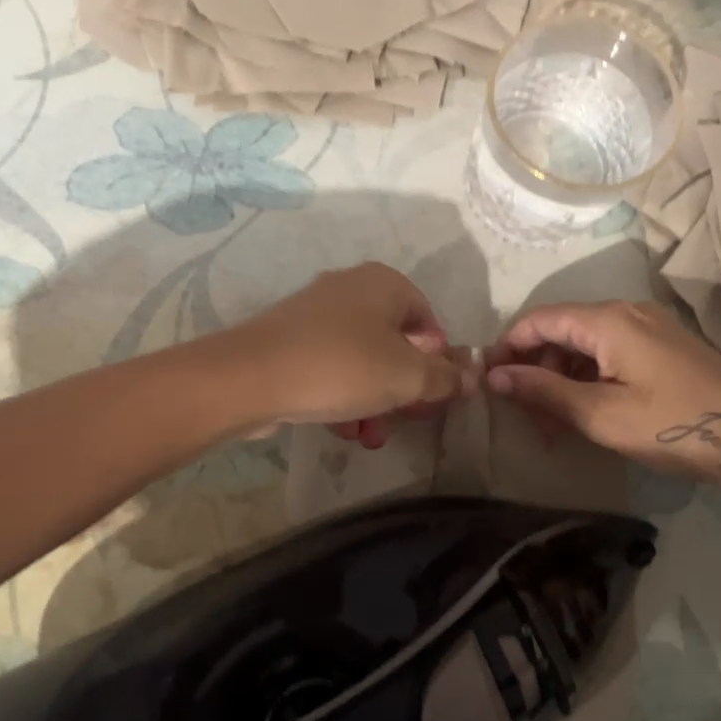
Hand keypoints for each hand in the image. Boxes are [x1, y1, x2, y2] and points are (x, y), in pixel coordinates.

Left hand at [222, 262, 473, 428]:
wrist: (251, 377)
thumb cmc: (342, 367)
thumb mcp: (407, 377)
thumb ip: (444, 377)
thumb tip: (470, 376)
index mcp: (384, 283)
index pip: (429, 320)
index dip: (438, 361)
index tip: (434, 397)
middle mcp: (351, 288)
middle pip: (395, 342)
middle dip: (402, 388)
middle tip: (405, 420)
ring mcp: (316, 313)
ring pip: (362, 360)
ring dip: (373, 401)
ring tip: (369, 437)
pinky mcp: (290, 340)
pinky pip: (330, 367)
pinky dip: (341, 396)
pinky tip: (340, 430)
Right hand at [485, 300, 720, 479]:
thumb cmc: (676, 427)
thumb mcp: (602, 415)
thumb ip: (544, 392)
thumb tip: (493, 374)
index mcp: (609, 320)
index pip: (539, 320)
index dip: (508, 347)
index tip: (487, 382)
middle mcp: (627, 312)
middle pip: (562, 331)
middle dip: (535, 369)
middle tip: (524, 415)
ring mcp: (650, 329)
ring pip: (586, 345)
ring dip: (562, 379)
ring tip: (554, 425)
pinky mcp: (666, 349)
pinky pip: (612, 354)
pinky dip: (590, 379)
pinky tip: (588, 414)